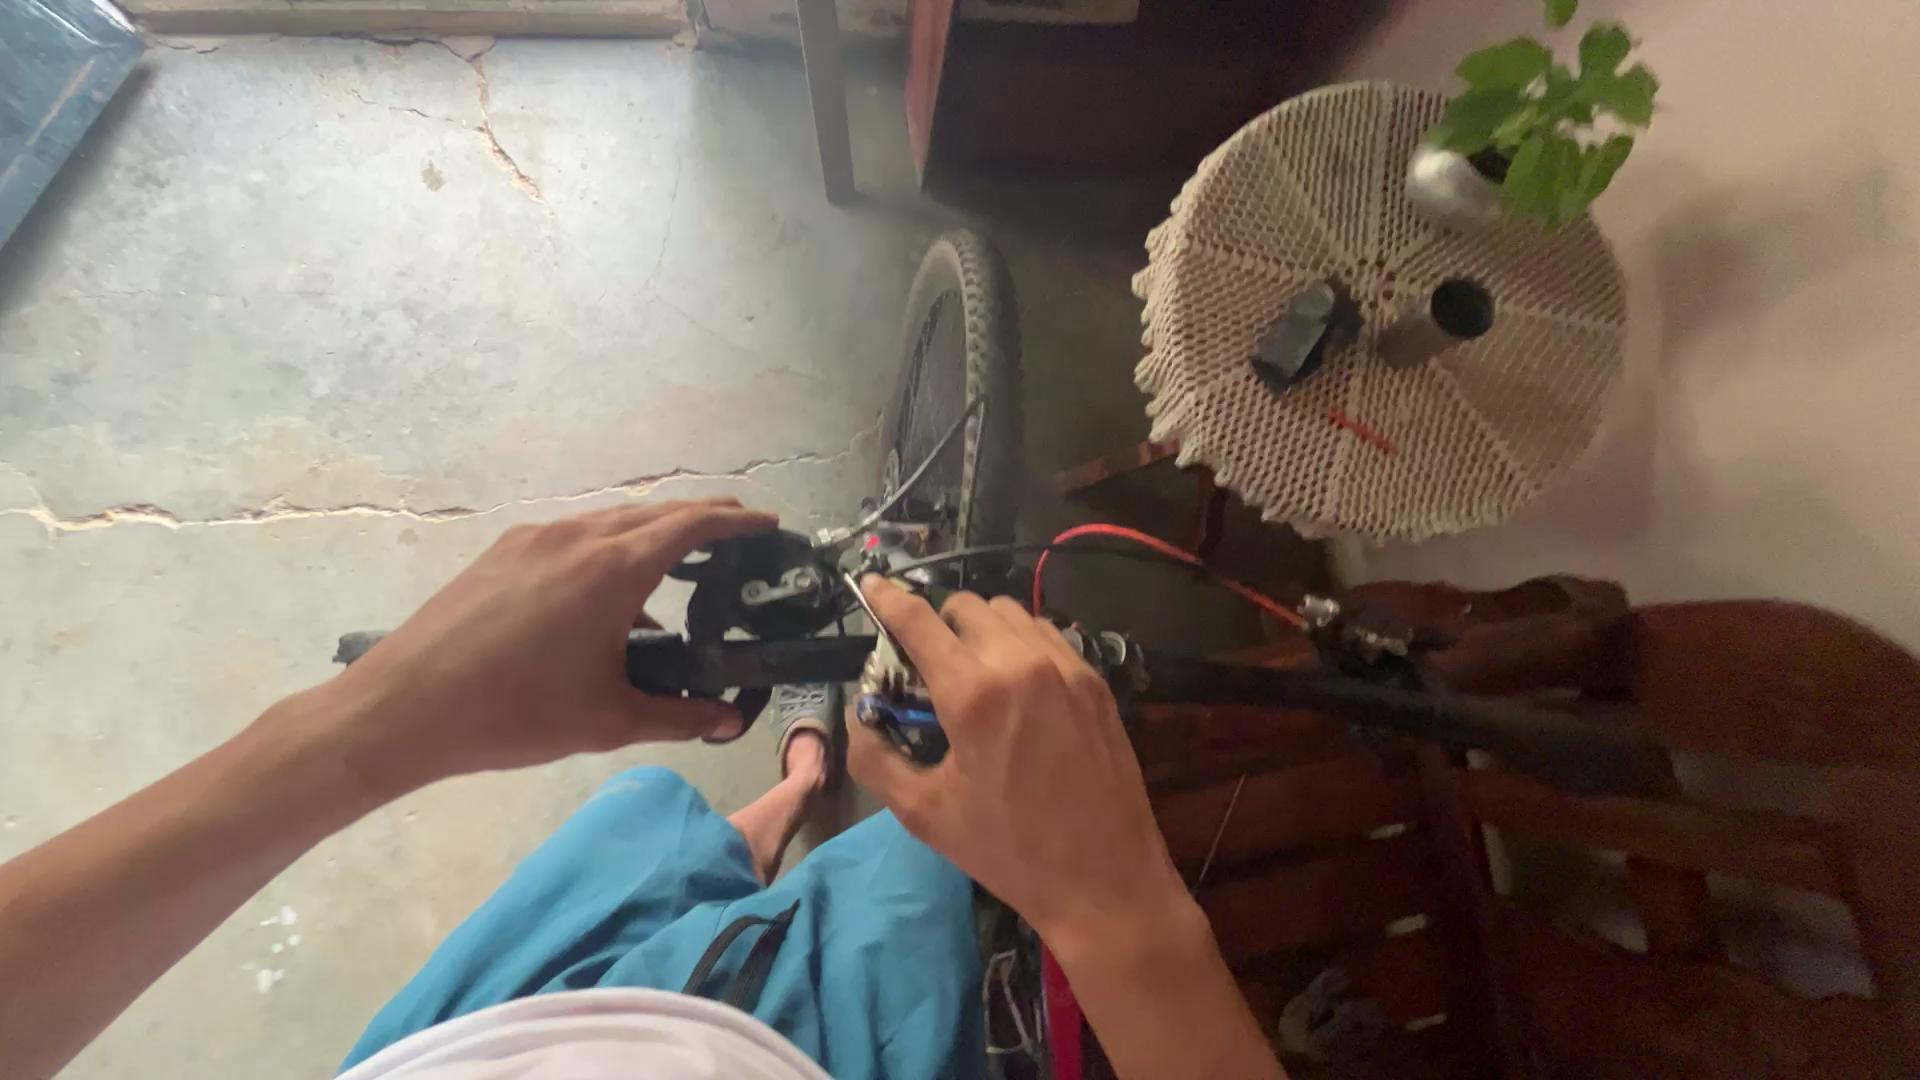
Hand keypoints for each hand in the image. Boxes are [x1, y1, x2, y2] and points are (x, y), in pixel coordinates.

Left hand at [296, 498, 776, 795]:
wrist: (399, 711)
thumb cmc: (515, 714)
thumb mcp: (609, 720)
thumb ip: (681, 716)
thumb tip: (731, 722)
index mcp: (613, 570)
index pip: (691, 525)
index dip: (736, 522)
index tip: (768, 523)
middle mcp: (579, 538)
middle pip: (657, 511)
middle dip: (704, 516)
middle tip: (739, 530)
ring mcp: (537, 538)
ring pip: (614, 519)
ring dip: (656, 530)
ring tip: (681, 557)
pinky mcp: (506, 550)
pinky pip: (579, 534)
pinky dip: (614, 544)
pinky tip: (611, 589)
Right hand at [849, 577, 1191, 948]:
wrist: (1105, 879)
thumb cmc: (1008, 849)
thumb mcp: (924, 813)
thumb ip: (875, 757)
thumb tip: (859, 717)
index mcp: (974, 693)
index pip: (919, 621)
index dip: (888, 597)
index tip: (870, 582)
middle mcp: (1021, 663)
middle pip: (966, 606)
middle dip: (937, 621)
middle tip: (929, 661)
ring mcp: (1065, 667)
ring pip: (1010, 612)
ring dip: (980, 627)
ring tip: (974, 667)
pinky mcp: (1094, 680)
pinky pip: (1047, 634)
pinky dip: (1021, 640)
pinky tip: (1018, 680)